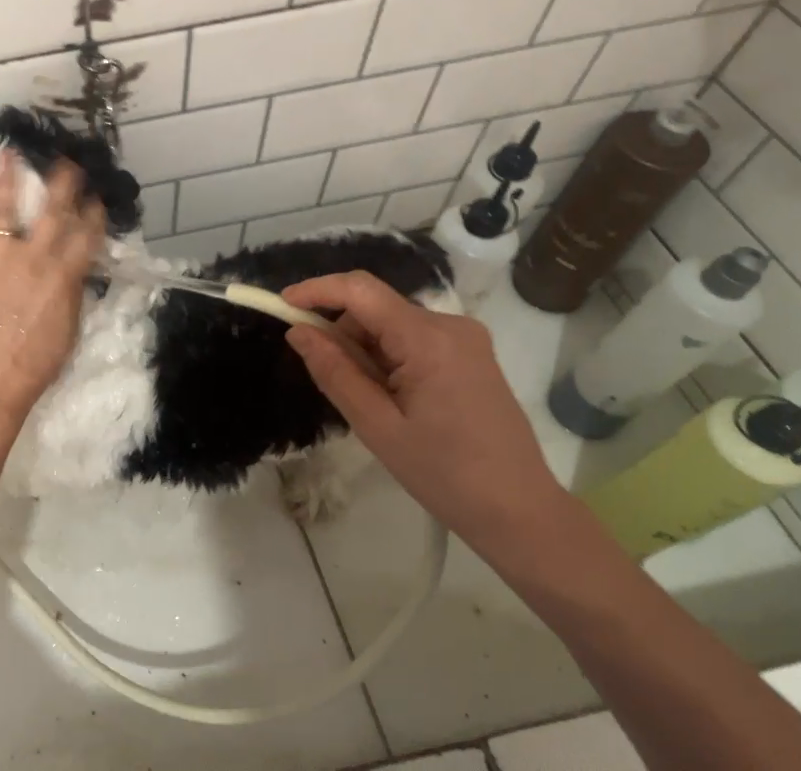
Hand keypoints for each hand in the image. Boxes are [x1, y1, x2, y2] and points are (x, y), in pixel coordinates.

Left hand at [0, 153, 105, 418]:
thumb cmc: (36, 362)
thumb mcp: (70, 326)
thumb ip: (73, 289)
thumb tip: (75, 266)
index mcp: (64, 277)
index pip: (86, 235)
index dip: (94, 215)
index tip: (97, 200)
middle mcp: (34, 259)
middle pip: (51, 212)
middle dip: (62, 184)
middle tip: (67, 163)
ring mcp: (0, 258)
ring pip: (6, 209)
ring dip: (8, 178)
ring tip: (7, 152)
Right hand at [282, 272, 570, 553]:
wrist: (519, 510)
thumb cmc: (445, 474)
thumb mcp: (377, 426)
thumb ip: (335, 372)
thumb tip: (298, 332)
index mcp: (428, 339)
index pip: (361, 290)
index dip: (317, 290)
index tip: (281, 307)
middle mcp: (450, 325)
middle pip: (376, 307)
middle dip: (341, 331)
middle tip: (325, 379)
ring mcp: (466, 339)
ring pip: (393, 324)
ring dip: (365, 349)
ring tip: (366, 402)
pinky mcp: (472, 356)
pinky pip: (414, 340)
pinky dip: (388, 357)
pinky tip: (390, 400)